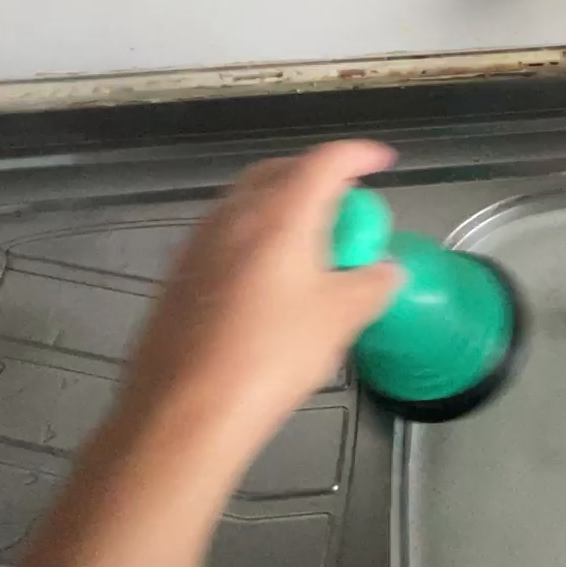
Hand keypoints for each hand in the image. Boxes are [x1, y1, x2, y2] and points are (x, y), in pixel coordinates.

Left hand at [118, 141, 403, 453]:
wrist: (182, 412)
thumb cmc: (272, 355)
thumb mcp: (341, 318)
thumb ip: (372, 284)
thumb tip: (386, 270)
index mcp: (281, 214)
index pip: (326, 161)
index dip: (360, 154)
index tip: (383, 161)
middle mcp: (235, 215)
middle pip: (281, 170)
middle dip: (317, 175)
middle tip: (346, 200)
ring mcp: (200, 242)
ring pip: (249, 200)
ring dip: (285, 204)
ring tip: (312, 239)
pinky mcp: (179, 273)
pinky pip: (228, 232)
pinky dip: (258, 233)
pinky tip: (270, 277)